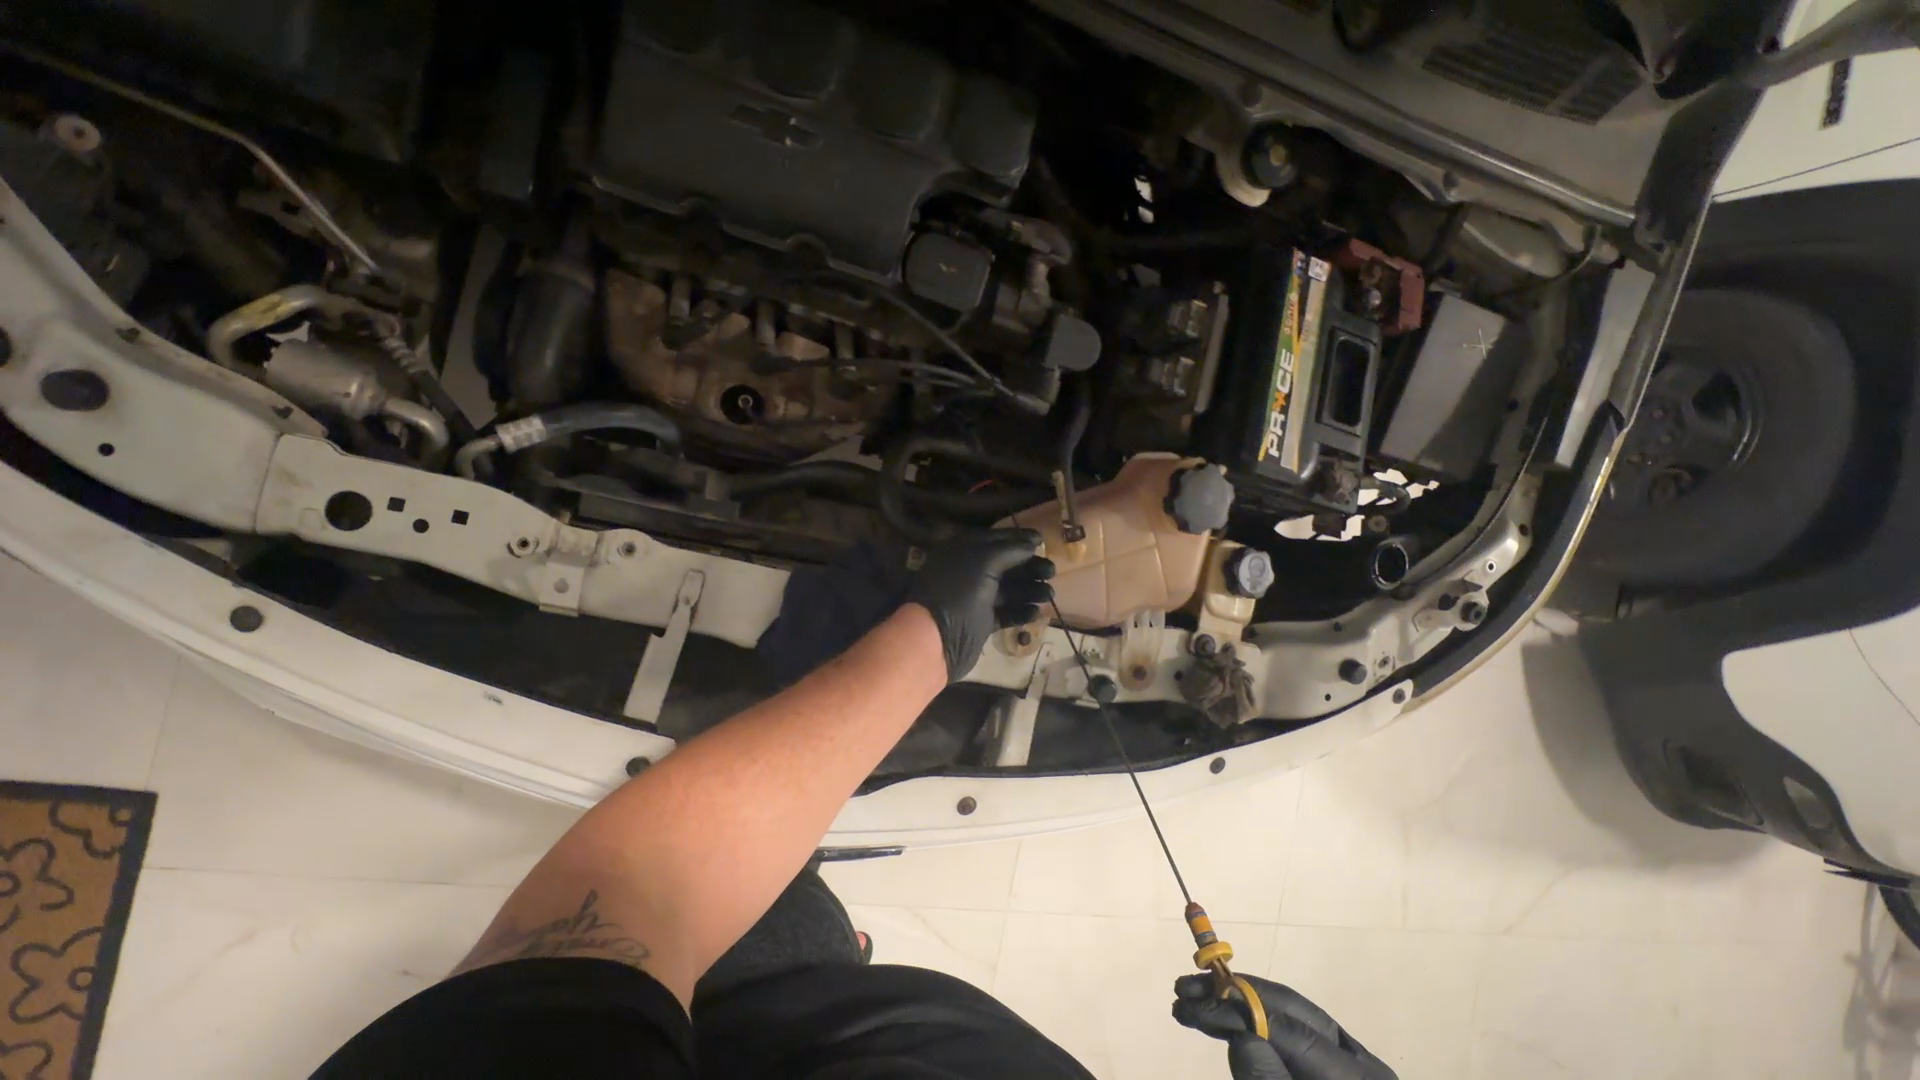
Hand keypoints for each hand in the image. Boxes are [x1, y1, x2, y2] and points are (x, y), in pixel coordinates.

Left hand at [905, 529, 1054, 679]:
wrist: (935, 639)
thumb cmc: (958, 593)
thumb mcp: (983, 562)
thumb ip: (1009, 550)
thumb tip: (1032, 543)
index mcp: (962, 551)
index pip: (995, 539)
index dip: (1018, 539)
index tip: (1042, 540)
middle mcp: (968, 572)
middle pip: (1005, 565)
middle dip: (1029, 567)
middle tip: (1051, 571)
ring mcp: (974, 598)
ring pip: (1007, 590)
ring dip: (1029, 590)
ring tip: (1050, 594)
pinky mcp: (980, 622)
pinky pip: (1005, 612)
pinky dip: (1021, 611)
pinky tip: (1036, 612)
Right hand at [1172, 973, 1397, 1079]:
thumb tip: (1242, 1037)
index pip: (1294, 1032)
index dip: (1240, 1013)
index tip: (1190, 1006)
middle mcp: (1360, 1063)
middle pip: (1293, 1011)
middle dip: (1237, 995)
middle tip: (1183, 989)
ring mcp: (1347, 1066)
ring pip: (1288, 1016)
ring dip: (1238, 1003)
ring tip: (1188, 1000)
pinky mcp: (1330, 1071)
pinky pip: (1288, 1036)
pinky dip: (1251, 1024)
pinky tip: (1219, 1023)